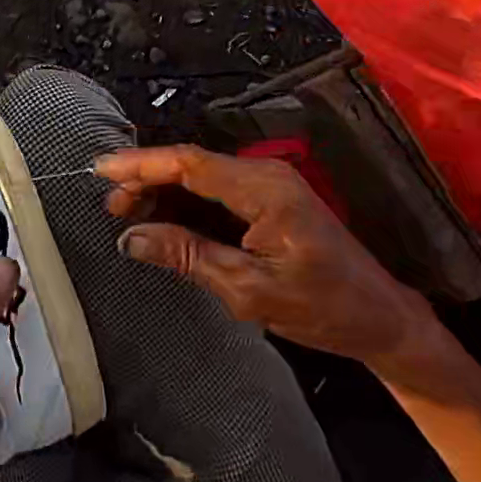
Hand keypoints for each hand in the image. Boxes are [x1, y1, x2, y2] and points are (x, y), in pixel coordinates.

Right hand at [96, 145, 444, 367]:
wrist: (380, 318)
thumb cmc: (322, 308)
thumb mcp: (248, 290)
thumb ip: (188, 256)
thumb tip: (131, 238)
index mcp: (264, 190)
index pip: (189, 164)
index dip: (141, 163)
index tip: (101, 170)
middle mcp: (264, 176)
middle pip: (191, 166)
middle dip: (146, 180)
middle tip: (110, 207)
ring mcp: (267, 187)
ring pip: (199, 178)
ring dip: (161, 192)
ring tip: (125, 214)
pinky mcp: (267, 203)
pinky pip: (214, 194)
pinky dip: (182, 204)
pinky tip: (159, 220)